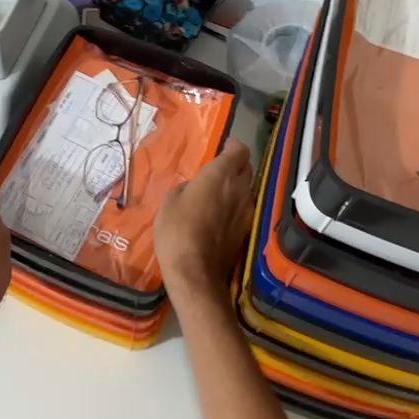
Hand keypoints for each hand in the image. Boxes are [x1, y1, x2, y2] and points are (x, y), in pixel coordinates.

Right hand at [153, 141, 254, 308]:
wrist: (195, 271)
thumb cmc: (177, 230)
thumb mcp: (170, 200)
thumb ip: (188, 186)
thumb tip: (196, 187)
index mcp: (220, 175)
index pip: (239, 150)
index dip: (233, 146)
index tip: (224, 146)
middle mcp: (240, 188)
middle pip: (246, 168)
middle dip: (235, 165)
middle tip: (219, 170)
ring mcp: (247, 210)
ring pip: (247, 189)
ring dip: (236, 187)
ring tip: (218, 193)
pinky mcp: (247, 229)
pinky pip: (244, 208)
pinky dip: (235, 206)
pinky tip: (220, 215)